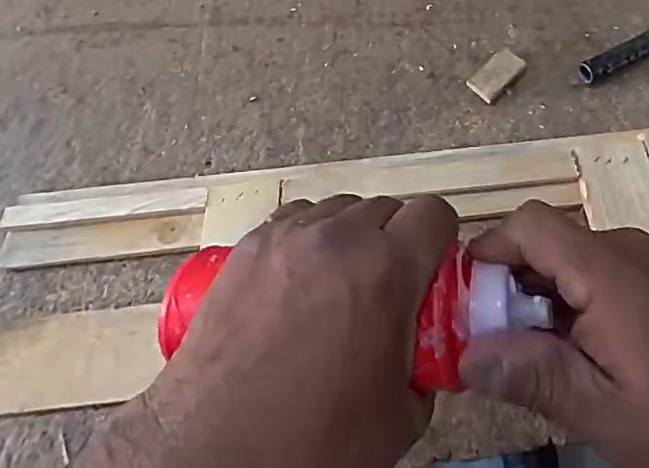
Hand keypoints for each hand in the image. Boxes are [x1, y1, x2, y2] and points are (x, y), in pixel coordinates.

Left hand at [80, 194, 458, 467]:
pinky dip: (310, 237)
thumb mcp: (399, 417)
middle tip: (386, 285)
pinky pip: (299, 217)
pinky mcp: (253, 245)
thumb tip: (429, 343)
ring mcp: (292, 235)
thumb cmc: (307, 444)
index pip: (434, 212)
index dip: (439, 238)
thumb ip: (428, 363)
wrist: (209, 458)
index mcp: (387, 270)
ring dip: (353, 235)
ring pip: (343, 207)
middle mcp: (342, 238)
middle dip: (396, 239)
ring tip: (339, 283)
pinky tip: (301, 279)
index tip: (430, 266)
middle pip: (388, 206)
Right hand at [461, 202, 648, 467]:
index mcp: (605, 269)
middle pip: (544, 239)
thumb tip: (468, 354)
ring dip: (535, 296)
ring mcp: (638, 258)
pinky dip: (565, 300)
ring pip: (565, 257)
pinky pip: (590, 271)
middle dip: (506, 282)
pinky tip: (570, 351)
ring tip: (526, 356)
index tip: (462, 300)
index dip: (489, 251)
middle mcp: (620, 247)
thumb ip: (536, 376)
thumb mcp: (606, 412)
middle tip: (487, 342)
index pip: (530, 224)